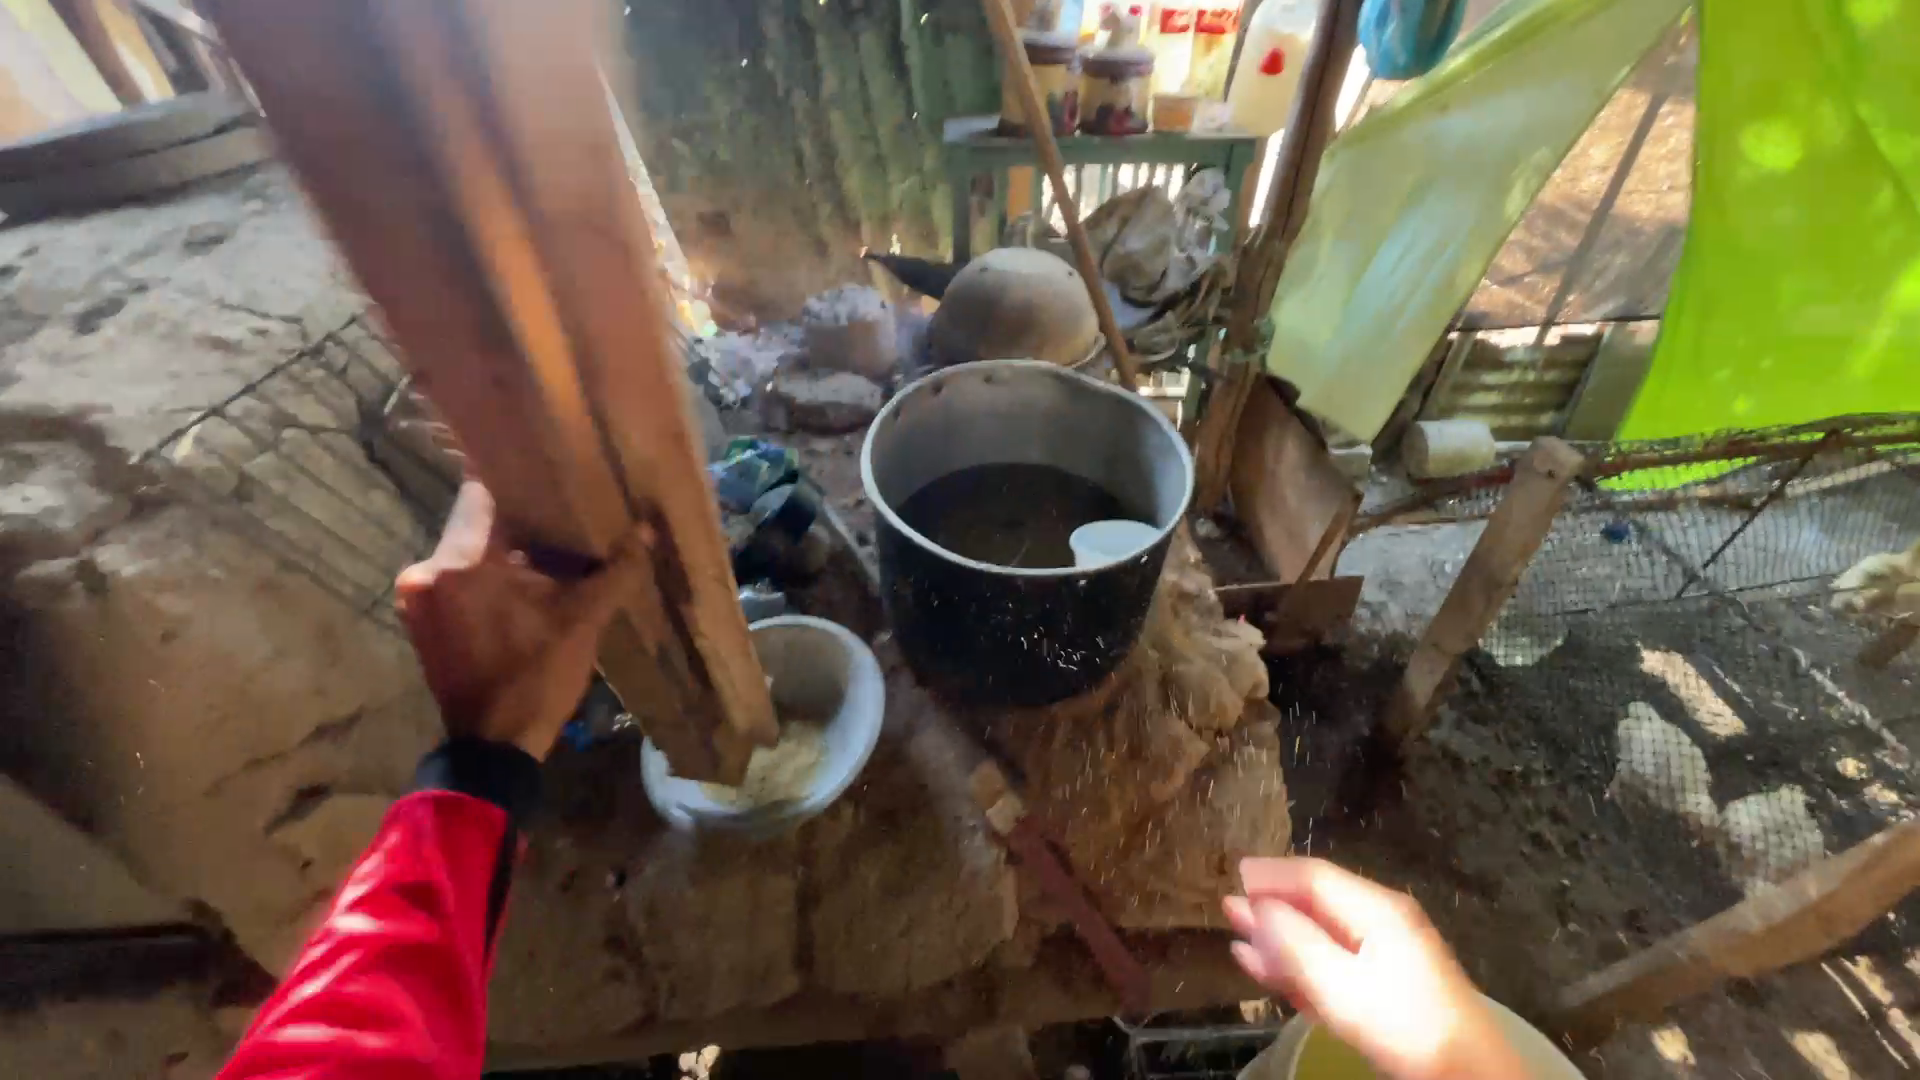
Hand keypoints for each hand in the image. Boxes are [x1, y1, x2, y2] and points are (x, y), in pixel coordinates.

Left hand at [394, 481, 649, 760]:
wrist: (493, 746)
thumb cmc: (537, 678)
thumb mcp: (583, 621)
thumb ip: (614, 571)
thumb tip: (647, 532)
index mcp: (462, 564)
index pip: (482, 491)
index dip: (520, 477)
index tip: (553, 468)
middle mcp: (428, 571)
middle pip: (475, 518)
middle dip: (520, 511)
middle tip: (564, 502)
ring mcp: (419, 597)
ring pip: (468, 546)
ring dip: (506, 542)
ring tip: (552, 538)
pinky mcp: (423, 618)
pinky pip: (460, 573)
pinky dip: (491, 569)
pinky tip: (528, 577)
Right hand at [1224, 858, 1528, 1079]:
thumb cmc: (1405, 1025)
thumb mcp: (1341, 982)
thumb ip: (1295, 940)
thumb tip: (1255, 905)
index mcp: (1375, 908)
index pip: (1313, 876)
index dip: (1271, 874)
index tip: (1234, 875)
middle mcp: (1380, 921)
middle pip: (1315, 903)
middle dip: (1271, 907)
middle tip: (1228, 908)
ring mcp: (1387, 955)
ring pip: (1322, 936)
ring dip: (1281, 940)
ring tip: (1240, 941)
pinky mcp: (1388, 988)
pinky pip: (1335, 964)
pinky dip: (1302, 965)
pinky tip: (1271, 970)